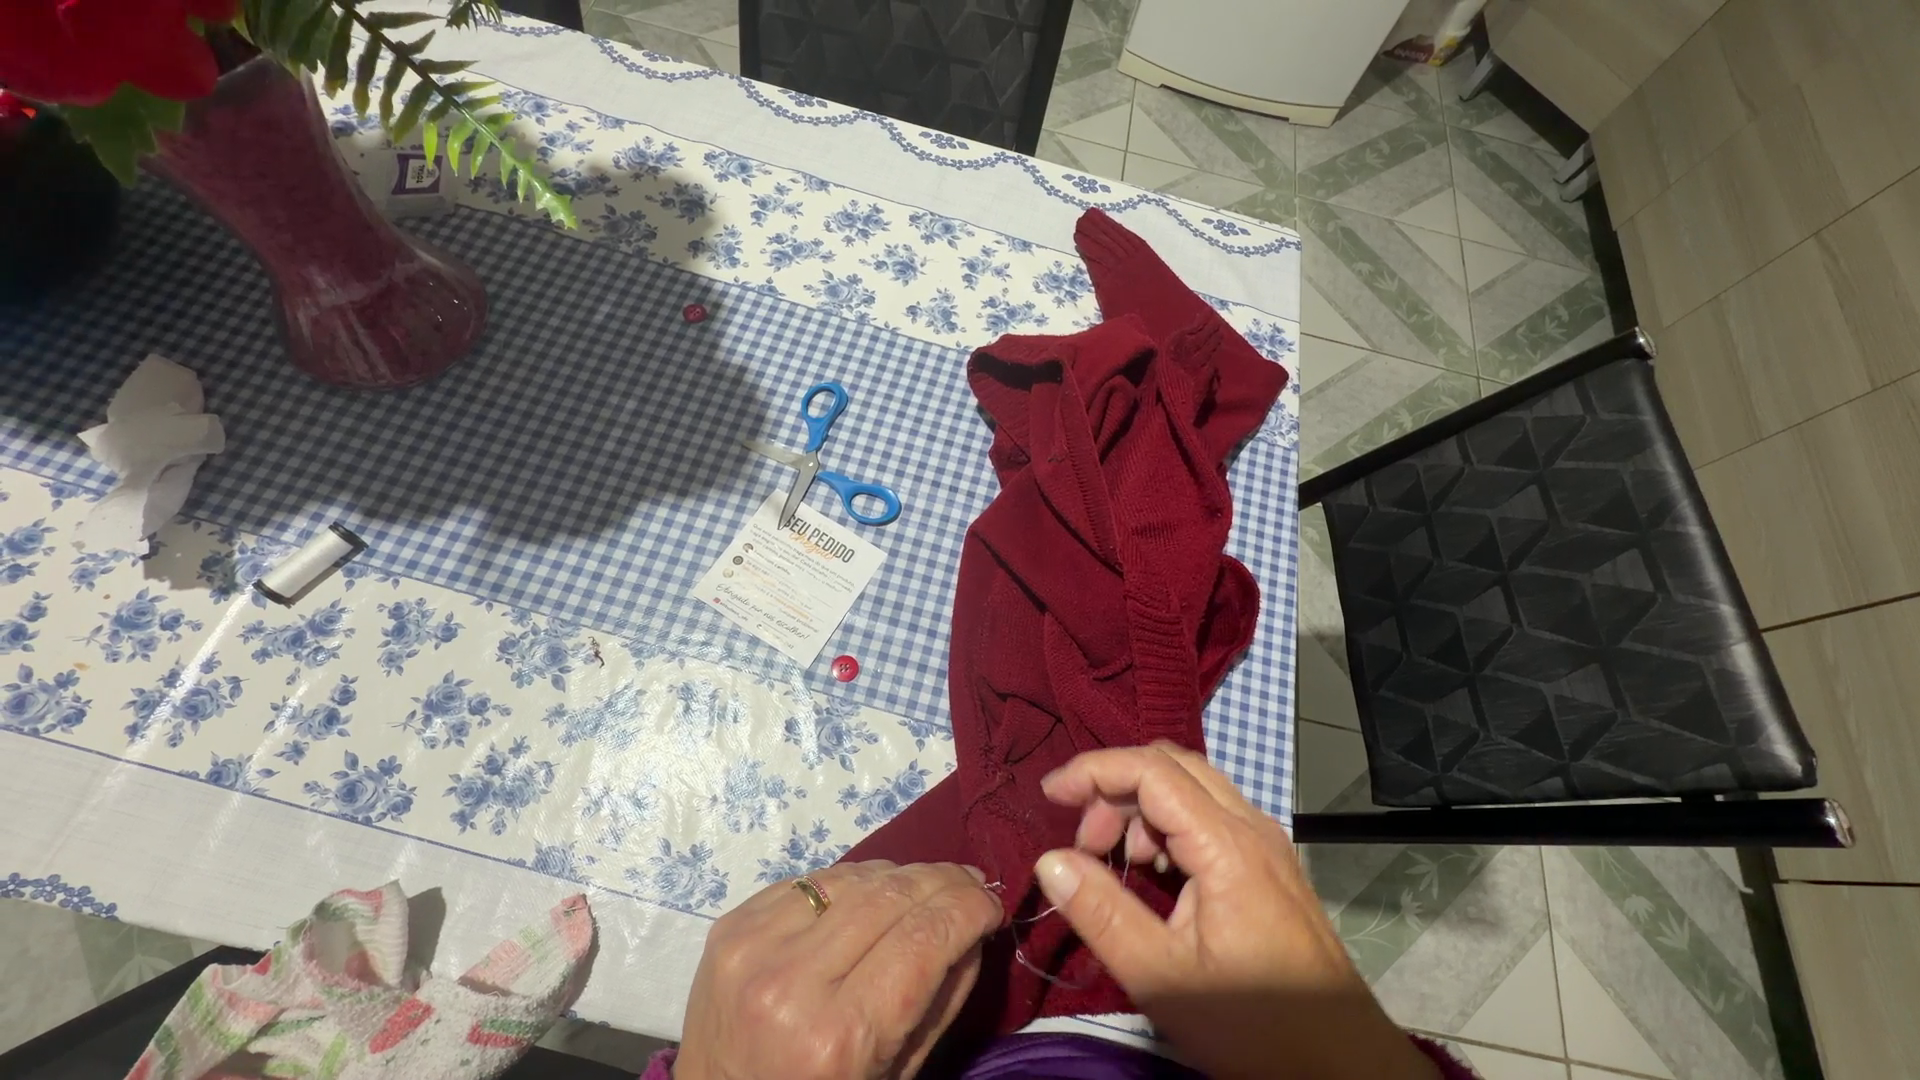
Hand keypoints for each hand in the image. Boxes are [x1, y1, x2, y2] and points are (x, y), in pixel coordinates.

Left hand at [675, 860, 1001, 1079]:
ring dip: (902, 875)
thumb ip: (939, 1000)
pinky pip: (813, 879)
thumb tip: (971, 927)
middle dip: (943, 881)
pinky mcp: (733, 922)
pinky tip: (871, 893)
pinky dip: (853, 881)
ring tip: (927, 885)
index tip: (992, 902)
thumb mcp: (894, 1076)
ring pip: (855, 876)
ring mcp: (755, 945)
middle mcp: (792, 981)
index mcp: (838, 1037)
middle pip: (892, 897)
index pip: (925, 940)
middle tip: (971, 882)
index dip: (968, 909)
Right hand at [1035, 743, 1438, 1079]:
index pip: (1150, 770)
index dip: (1094, 771)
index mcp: (1226, 845)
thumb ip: (1101, 912)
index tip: (1049, 795)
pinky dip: (1167, 824)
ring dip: (1140, 807)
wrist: (1344, 1069)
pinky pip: (1208, 815)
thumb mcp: (1161, 976)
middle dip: (1115, 787)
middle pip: (1172, 765)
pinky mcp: (1269, 864)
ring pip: (1191, 787)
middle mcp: (1250, 826)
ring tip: (1112, 861)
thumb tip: (1050, 860)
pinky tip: (1152, 873)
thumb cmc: (1251, 1025)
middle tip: (1083, 840)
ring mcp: (1265, 843)